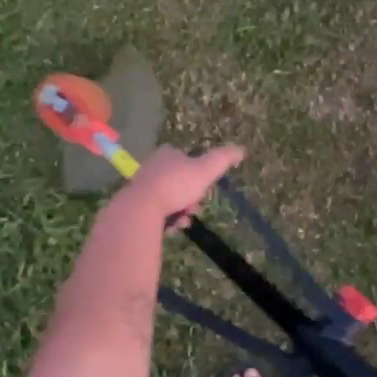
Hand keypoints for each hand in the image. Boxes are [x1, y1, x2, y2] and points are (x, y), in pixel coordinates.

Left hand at [114, 145, 243, 218]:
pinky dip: (166, 219)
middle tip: (194, 209)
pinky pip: (155, 211)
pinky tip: (171, 227)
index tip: (204, 190)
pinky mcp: (134, 203)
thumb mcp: (205, 170)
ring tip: (183, 221)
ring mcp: (141, 185)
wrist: (142, 207)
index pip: (187, 160)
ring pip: (168, 198)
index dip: (198, 175)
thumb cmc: (176, 185)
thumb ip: (223, 159)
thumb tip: (241, 149)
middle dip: (189, 198)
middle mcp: (152, 166)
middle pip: (178, 182)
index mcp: (167, 154)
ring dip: (179, 211)